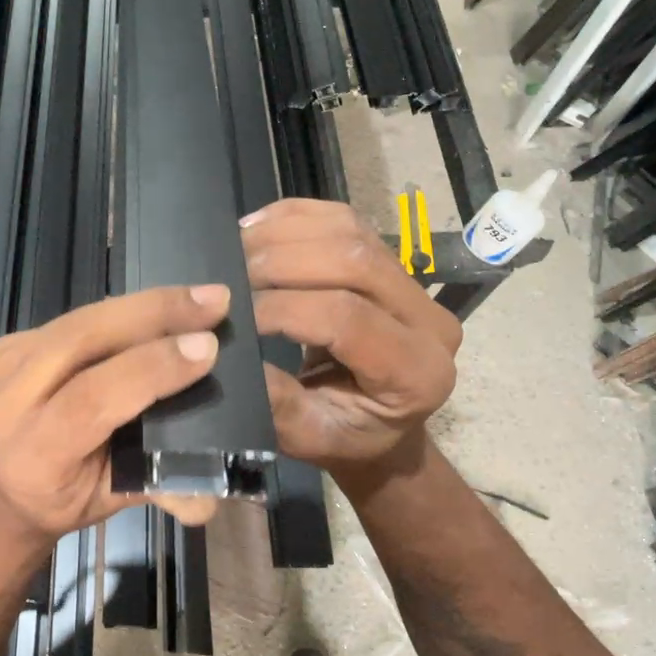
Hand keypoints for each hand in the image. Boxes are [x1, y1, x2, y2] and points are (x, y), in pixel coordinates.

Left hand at [0, 286, 230, 552]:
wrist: (4, 488)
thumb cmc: (65, 498)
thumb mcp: (111, 502)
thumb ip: (156, 485)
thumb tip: (212, 481)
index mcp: (35, 453)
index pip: (91, 399)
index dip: (149, 369)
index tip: (206, 348)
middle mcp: (7, 404)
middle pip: (79, 341)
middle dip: (152, 315)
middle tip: (213, 300)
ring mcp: (1, 368)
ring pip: (76, 321)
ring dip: (141, 305)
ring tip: (195, 297)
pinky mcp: (5, 347)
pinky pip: (68, 320)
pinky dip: (116, 312)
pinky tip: (156, 306)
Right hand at [241, 199, 460, 481]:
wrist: (379, 428)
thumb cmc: (345, 438)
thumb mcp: (307, 439)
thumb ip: (277, 404)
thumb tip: (233, 355)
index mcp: (415, 372)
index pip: (347, 318)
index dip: (282, 309)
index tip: (233, 318)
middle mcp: (427, 319)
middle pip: (352, 261)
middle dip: (278, 262)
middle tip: (228, 277)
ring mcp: (413, 283)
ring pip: (348, 231)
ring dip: (282, 233)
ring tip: (236, 250)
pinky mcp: (390, 260)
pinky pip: (343, 219)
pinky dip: (293, 216)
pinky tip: (255, 231)